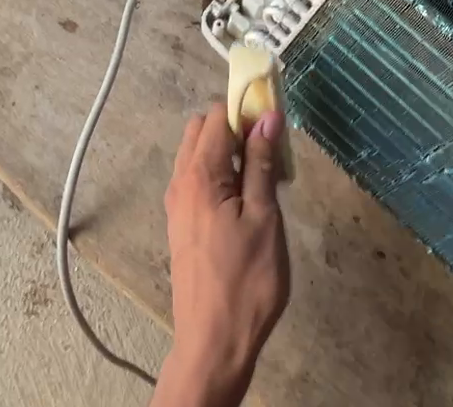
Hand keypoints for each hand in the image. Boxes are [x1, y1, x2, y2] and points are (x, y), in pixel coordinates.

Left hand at [154, 104, 289, 406]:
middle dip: (236, 127)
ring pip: (199, 153)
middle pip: (203, 129)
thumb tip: (268, 117)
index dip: (246, 110)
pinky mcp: (182, 222)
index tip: (275, 121)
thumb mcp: (264, 218)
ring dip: (229, 151)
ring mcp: (177, 203)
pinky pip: (198, 178)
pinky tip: (248, 199)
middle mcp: (180, 181)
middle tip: (270, 151)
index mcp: (199, 174)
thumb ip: (262, 163)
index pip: (217, 115)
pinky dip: (221, 173)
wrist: (213, 342)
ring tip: (264, 178)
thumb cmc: (246, 281)